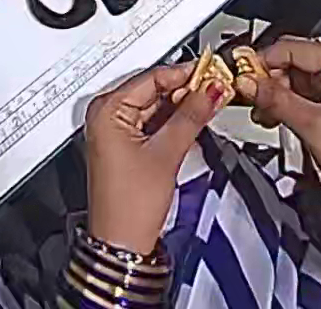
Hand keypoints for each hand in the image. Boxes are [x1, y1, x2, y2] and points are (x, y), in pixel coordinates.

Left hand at [84, 61, 229, 253]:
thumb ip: (192, 114)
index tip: (210, 72)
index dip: (185, 74)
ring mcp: (114, 128)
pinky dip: (175, 120)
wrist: (123, 247)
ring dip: (183, 105)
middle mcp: (106, 114)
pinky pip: (154, 119)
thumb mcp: (167, 152)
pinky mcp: (125, 142)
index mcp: (107, 109)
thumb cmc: (129, 207)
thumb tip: (210, 89)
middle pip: (154, 88)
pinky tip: (194, 120)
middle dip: (186, 90)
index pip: (153, 77)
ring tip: (208, 103)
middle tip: (214, 88)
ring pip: (157, 103)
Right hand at [237, 38, 320, 291]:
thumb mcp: (312, 125)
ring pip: (292, 77)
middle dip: (267, 78)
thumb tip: (248, 81)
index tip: (240, 71)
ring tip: (259, 109)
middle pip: (291, 60)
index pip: (293, 47)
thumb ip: (275, 99)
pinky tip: (270, 115)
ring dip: (272, 93)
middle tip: (246, 92)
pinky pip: (298, 92)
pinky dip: (282, 103)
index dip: (264, 60)